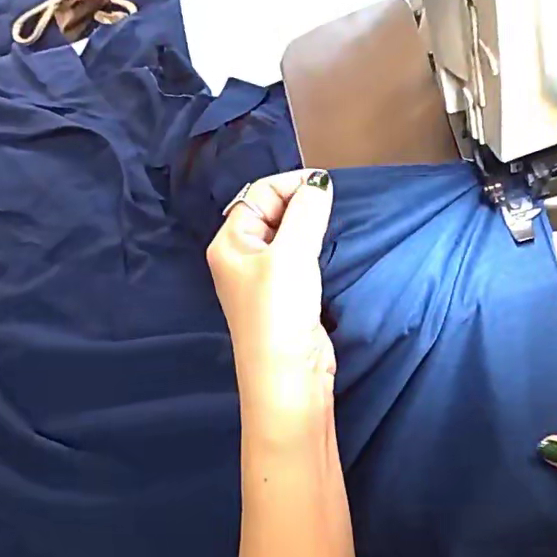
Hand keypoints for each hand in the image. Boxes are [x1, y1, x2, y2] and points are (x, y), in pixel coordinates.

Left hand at [207, 170, 336, 413]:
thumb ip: (305, 212)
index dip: (290, 185)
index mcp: (229, 243)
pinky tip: (324, 254)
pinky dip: (312, 250)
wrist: (288, 375)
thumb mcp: (291, 254)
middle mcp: (240, 257)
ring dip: (308, 228)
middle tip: (328, 212)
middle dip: (300, 205)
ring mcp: (262, 277)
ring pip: (287, 235)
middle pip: (271, 212)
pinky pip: (297, 258)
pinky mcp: (285, 295)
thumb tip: (319, 182)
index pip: (258, 194)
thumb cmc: (280, 312)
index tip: (325, 188)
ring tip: (327, 231)